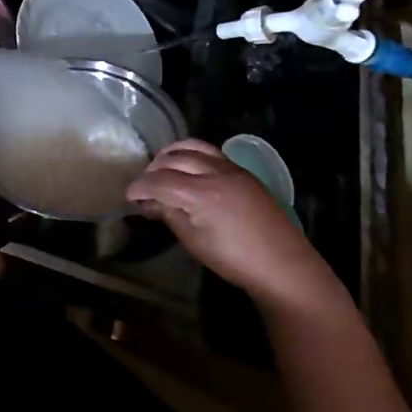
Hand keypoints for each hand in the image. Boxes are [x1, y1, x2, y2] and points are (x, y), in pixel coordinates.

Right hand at [127, 140, 341, 309]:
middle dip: (153, 169)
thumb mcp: (194, 241)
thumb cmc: (235, 260)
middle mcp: (215, 172)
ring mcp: (232, 168)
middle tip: (143, 187)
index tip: (128, 197)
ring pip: (193, 147)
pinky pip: (210, 152)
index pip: (159, 181)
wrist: (283, 264)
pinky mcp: (243, 171)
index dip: (139, 187)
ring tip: (161, 169)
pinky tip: (187, 169)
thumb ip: (170, 215)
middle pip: (174, 158)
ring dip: (172, 154)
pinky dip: (192, 154)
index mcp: (201, 193)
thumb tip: (149, 203)